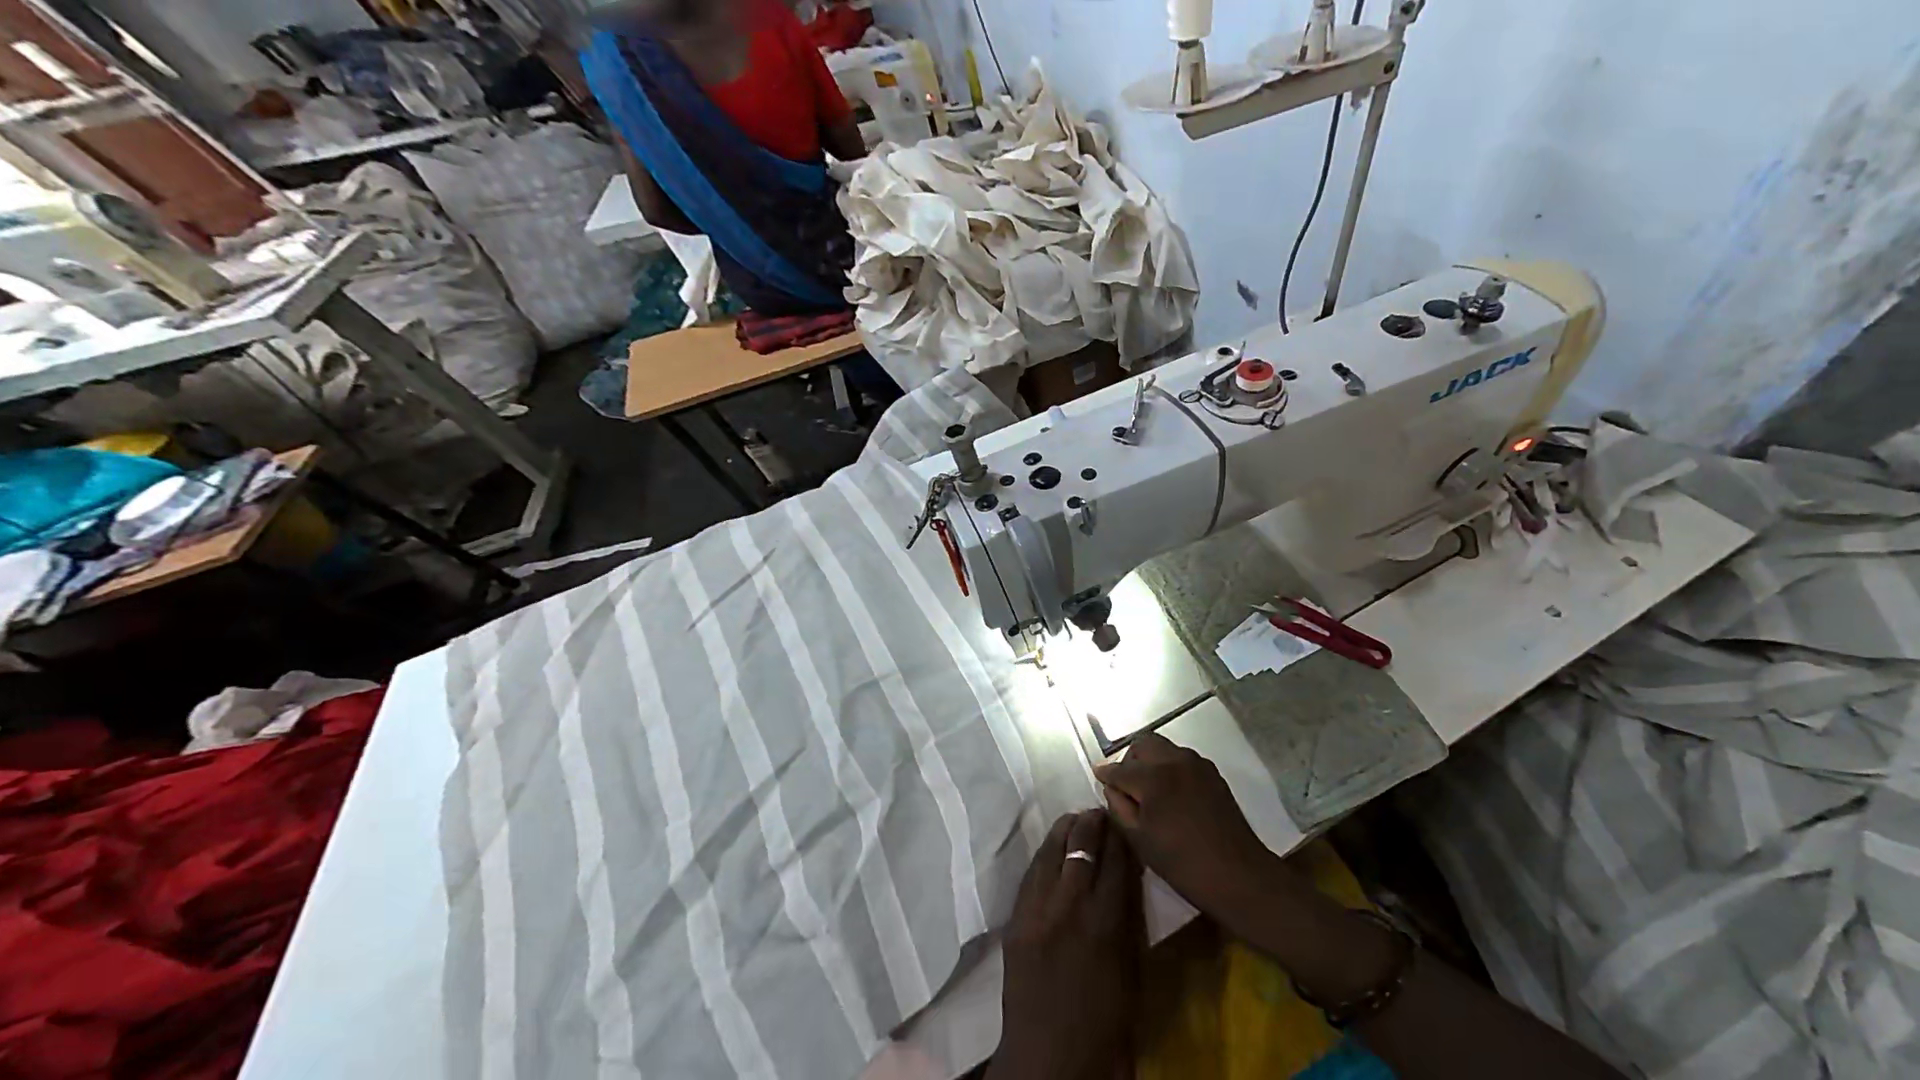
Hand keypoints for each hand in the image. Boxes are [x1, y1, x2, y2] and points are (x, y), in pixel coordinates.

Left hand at [987, 810, 1140, 1079]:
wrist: (1052, 1062)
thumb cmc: (1108, 1026)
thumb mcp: (1131, 970)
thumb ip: (1127, 919)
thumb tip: (1126, 877)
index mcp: (1105, 922)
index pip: (1115, 861)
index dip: (1120, 836)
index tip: (1124, 820)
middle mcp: (1068, 907)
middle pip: (1079, 847)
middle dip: (1091, 823)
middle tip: (1099, 811)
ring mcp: (1035, 913)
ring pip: (1049, 854)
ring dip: (1063, 832)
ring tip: (1074, 819)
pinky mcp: (1014, 923)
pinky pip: (1030, 877)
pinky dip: (1043, 858)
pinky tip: (1050, 850)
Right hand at [1093, 732, 1280, 920]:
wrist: (1238, 876)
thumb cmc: (1182, 864)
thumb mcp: (1139, 840)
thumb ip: (1118, 807)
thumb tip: (1112, 788)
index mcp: (1153, 778)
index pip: (1120, 769)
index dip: (1105, 774)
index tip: (1098, 777)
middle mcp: (1175, 761)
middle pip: (1143, 745)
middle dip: (1129, 760)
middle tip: (1126, 785)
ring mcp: (1197, 765)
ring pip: (1164, 748)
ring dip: (1151, 761)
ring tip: (1149, 790)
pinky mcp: (1213, 774)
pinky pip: (1182, 759)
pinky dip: (1169, 767)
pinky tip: (1171, 794)